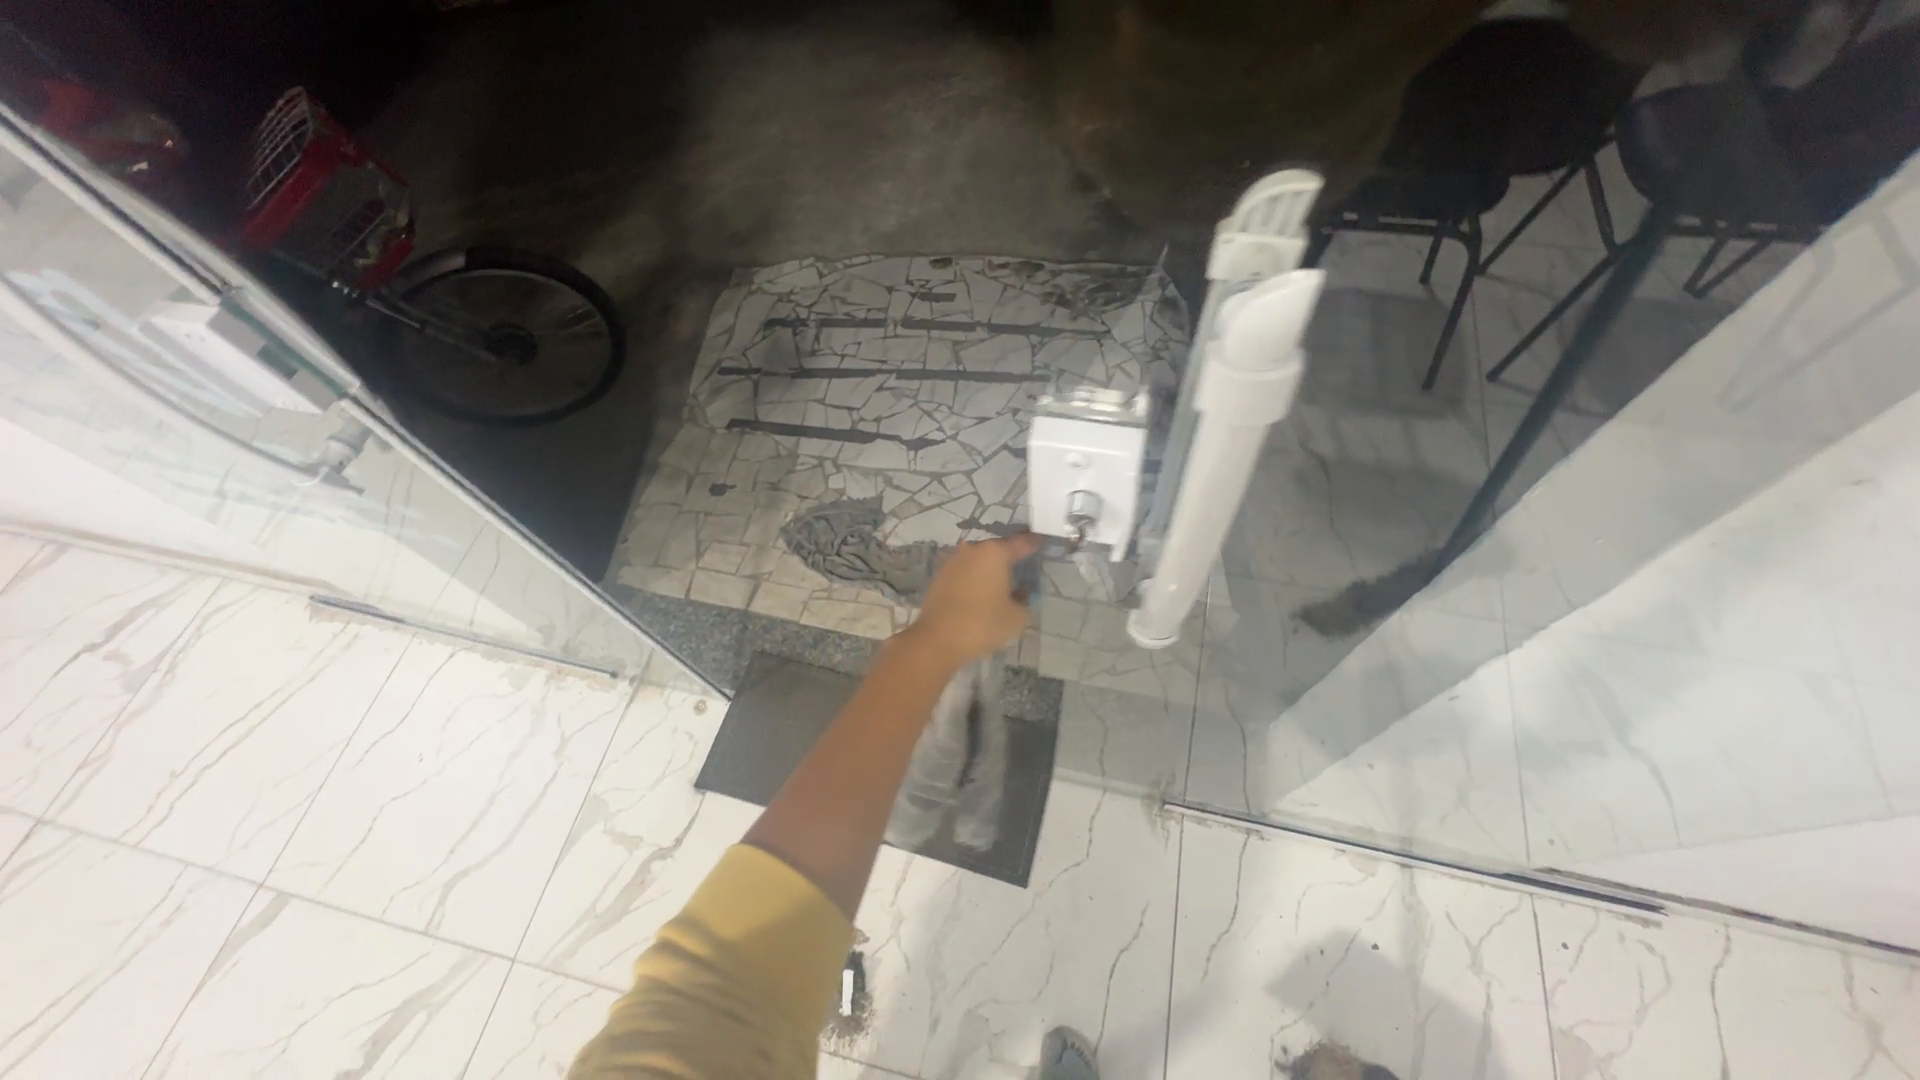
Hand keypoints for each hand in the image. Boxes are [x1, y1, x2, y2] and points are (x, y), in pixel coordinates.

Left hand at [903, 532, 1043, 668]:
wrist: (938, 639)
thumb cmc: (983, 624)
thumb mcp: (1017, 617)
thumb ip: (1024, 601)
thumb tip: (1019, 594)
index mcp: (995, 553)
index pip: (1021, 543)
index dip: (1034, 542)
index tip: (1043, 541)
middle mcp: (972, 550)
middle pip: (997, 549)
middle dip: (1010, 556)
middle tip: (1023, 565)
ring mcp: (953, 561)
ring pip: (978, 559)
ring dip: (989, 568)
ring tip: (1001, 581)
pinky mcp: (940, 575)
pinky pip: (964, 571)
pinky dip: (974, 577)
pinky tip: (980, 592)